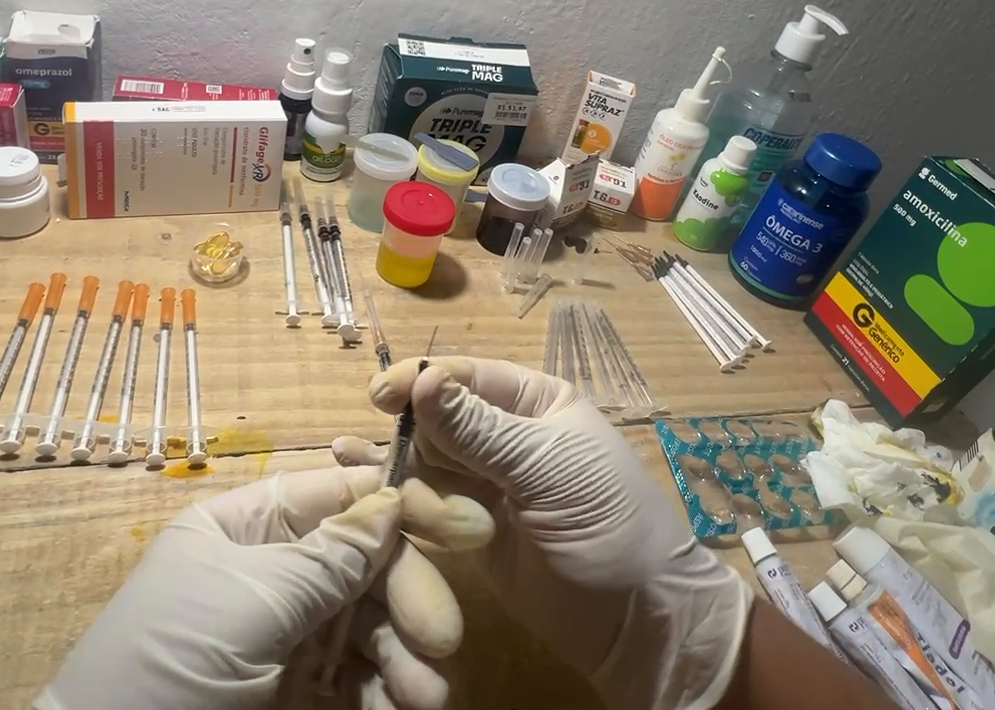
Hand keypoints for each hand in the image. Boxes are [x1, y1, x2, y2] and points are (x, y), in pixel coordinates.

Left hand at [34, 466, 493, 709]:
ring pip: (366, 622)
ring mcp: (286, 632)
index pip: (333, 497)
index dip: (392, 505)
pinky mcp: (296, 689)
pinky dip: (384, 691)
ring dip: (403, 655)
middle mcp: (272, 570)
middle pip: (360, 563)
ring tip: (427, 697)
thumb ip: (327, 557)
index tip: (453, 526)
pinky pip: (355, 674)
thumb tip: (392, 499)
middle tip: (442, 639)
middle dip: (404, 597)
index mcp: (246, 527)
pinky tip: (401, 709)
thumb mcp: (248, 602)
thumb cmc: (170, 665)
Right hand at [336, 357, 751, 709]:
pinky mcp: (467, 526)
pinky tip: (356, 474)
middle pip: (438, 418)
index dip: (424, 381)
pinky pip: (427, 499)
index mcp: (533, 401)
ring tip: (380, 481)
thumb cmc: (608, 523)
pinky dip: (397, 490)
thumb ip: (480, 429)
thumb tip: (424, 381)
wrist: (638, 618)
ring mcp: (484, 481)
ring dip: (409, 475)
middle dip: (417, 439)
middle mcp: (504, 433)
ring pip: (426, 461)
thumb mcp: (548, 467)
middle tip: (390, 460)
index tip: (382, 395)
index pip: (467, 376)